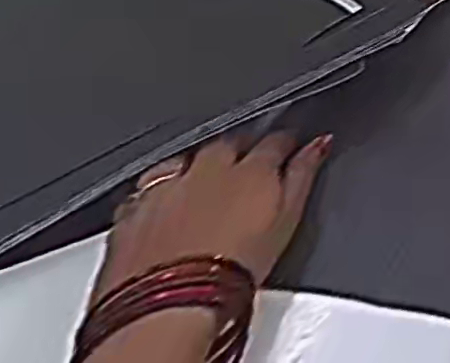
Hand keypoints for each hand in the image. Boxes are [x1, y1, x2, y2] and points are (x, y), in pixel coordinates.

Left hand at [95, 134, 329, 300]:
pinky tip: (163, 202)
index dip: (287, 142)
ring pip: (184, 159)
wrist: (166, 310)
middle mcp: (209, 169)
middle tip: (248, 165)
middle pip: (230, 142)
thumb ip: (305, 174)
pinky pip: (143, 190)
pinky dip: (157, 191)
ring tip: (203, 181)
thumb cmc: (233, 268)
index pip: (277, 138)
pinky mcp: (129, 216)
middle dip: (241, 147)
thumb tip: (319, 144)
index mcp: (253, 167)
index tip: (290, 148)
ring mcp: (166, 190)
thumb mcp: (288, 219)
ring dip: (195, 165)